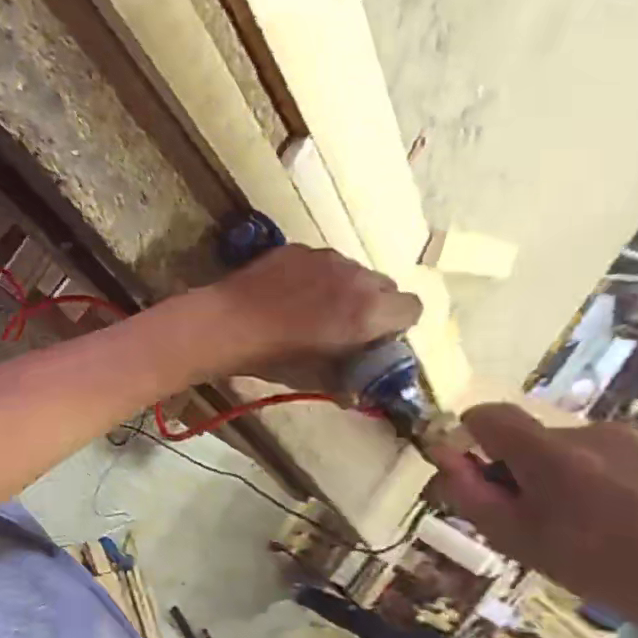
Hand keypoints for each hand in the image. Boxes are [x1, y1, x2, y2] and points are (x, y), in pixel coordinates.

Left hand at [195, 246, 422, 377]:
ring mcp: (325, 257)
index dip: (396, 324)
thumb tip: (358, 389)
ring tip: (314, 307)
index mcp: (368, 311)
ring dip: (345, 287)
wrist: (226, 324)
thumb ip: (348, 378)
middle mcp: (355, 277)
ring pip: (353, 270)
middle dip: (374, 304)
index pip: (412, 308)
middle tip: (346, 325)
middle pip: (384, 286)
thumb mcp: (316, 377)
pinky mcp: (298, 248)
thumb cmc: (275, 357)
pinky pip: (322, 261)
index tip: (374, 338)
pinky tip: (289, 292)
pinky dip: (317, 275)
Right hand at [424, 404, 637, 623]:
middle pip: (547, 440)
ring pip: (598, 447)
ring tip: (626, 524)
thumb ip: (475, 498)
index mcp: (553, 456)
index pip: (490, 416)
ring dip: (595, 474)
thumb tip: (446, 458)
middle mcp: (598, 431)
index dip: (479, 438)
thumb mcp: (528, 548)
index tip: (490, 470)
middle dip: (546, 471)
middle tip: (567, 521)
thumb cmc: (617, 579)